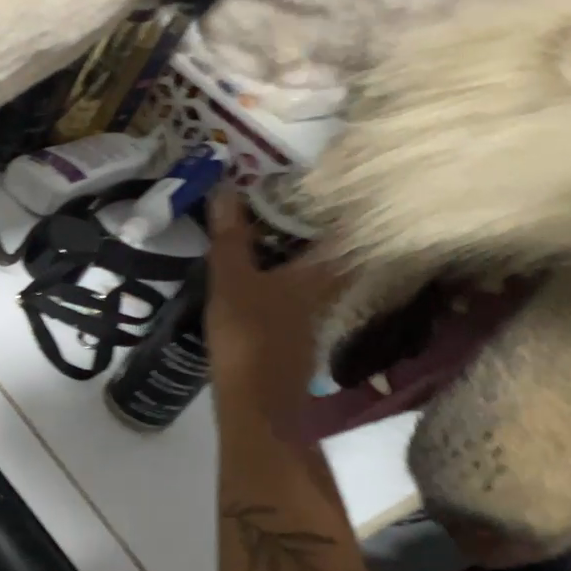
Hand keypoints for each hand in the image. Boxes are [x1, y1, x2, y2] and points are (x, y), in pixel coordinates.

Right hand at [204, 190, 345, 421]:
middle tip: (288, 192)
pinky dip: (289, 270)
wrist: (257, 400)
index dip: (337, 194)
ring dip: (300, 246)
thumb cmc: (250, 334)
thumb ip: (230, 237)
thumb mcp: (232, 280)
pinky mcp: (301, 327)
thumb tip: (225, 186)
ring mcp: (319, 308)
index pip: (344, 221)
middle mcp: (333, 285)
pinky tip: (267, 266)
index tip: (321, 169)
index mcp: (325, 268)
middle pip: (333, 243)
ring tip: (273, 223)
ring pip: (317, 265)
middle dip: (314, 220)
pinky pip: (302, 285)